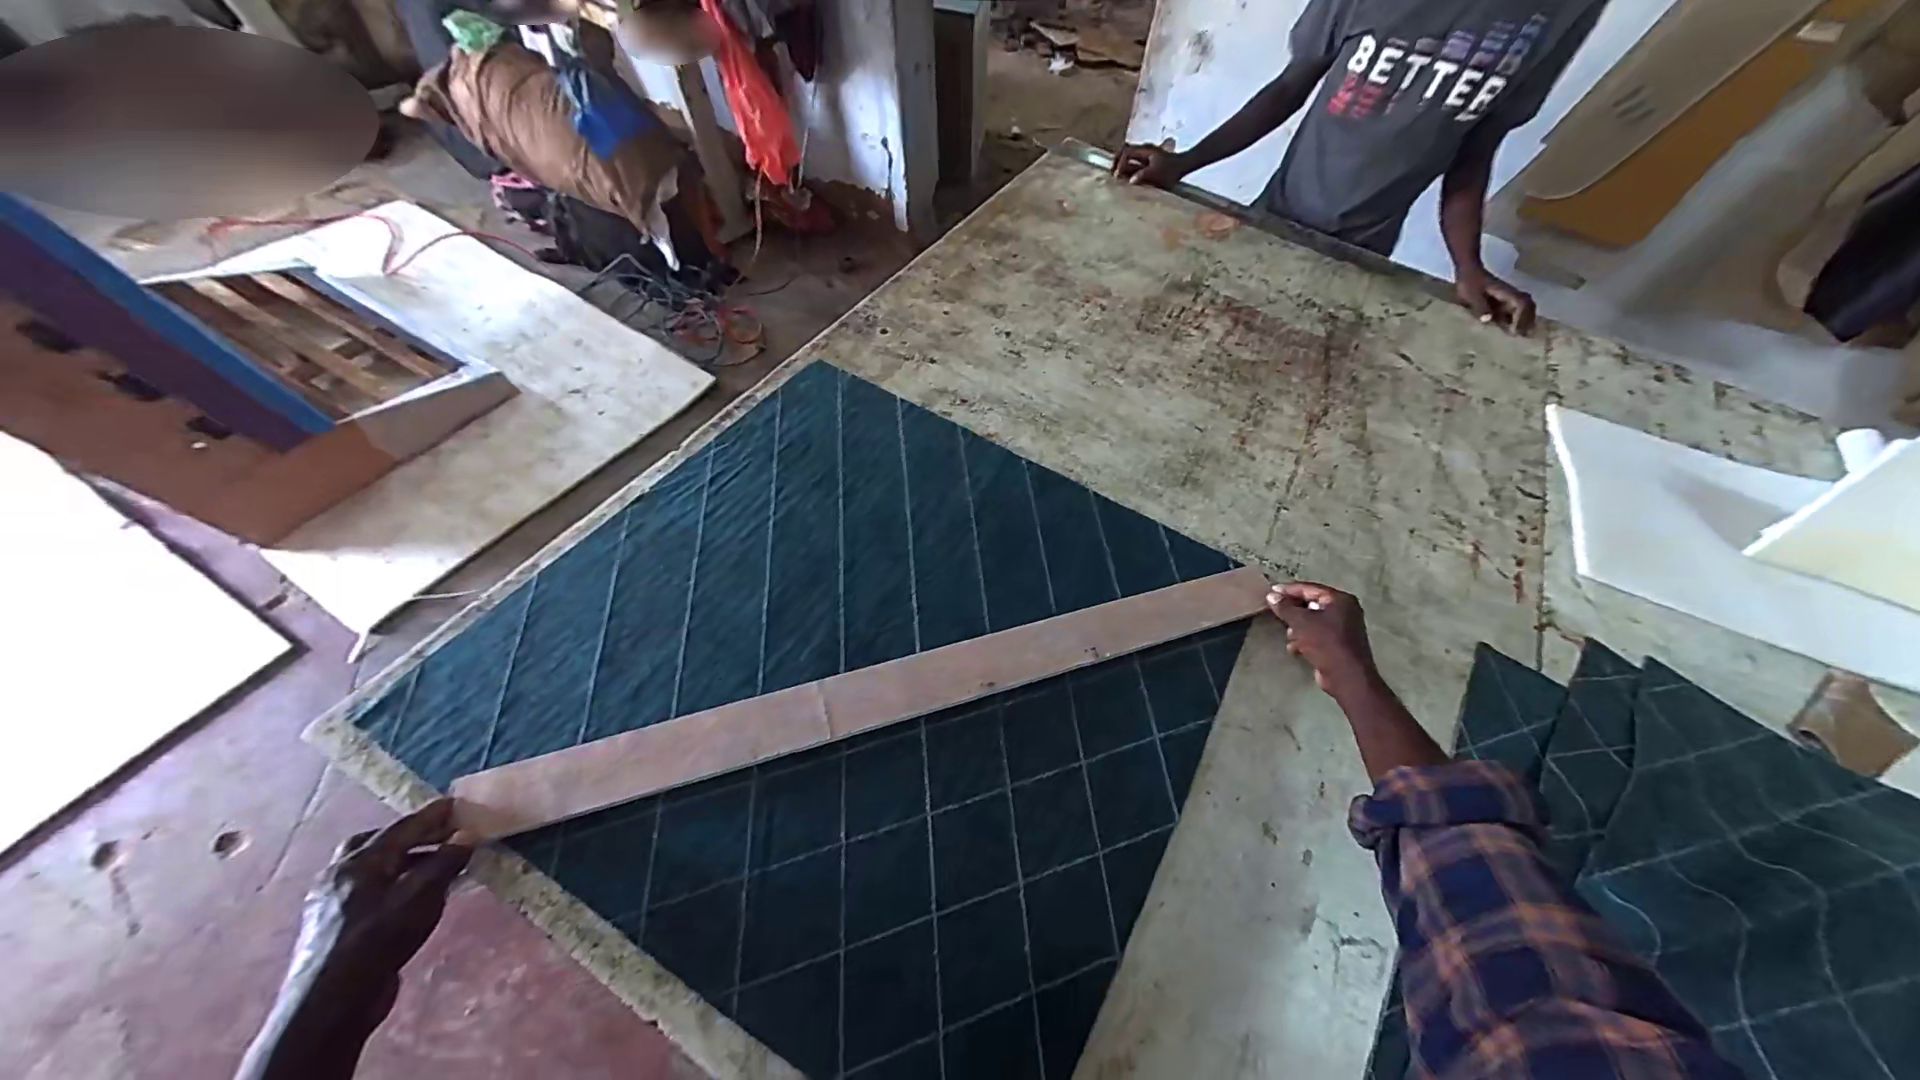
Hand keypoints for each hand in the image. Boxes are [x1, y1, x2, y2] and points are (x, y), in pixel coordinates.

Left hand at [239, 801, 473, 1079]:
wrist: (332, 1001)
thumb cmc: (381, 937)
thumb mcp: (424, 894)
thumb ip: (447, 861)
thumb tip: (467, 834)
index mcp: (359, 862)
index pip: (402, 827)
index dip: (432, 814)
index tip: (456, 803)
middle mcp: (339, 875)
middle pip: (376, 843)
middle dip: (410, 835)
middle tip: (441, 833)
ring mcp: (332, 901)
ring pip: (371, 867)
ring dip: (403, 859)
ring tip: (435, 864)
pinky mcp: (335, 924)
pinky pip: (369, 888)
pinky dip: (394, 880)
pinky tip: (411, 893)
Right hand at [1112, 144, 1190, 187]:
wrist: (1183, 165)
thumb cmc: (1171, 169)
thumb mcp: (1157, 173)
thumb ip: (1143, 175)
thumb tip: (1130, 180)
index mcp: (1145, 150)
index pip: (1126, 152)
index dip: (1120, 163)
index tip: (1118, 175)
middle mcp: (1143, 150)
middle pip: (1124, 151)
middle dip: (1116, 162)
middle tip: (1112, 174)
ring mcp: (1145, 155)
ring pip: (1128, 157)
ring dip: (1121, 166)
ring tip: (1117, 177)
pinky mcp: (1147, 161)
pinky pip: (1133, 162)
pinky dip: (1127, 169)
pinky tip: (1126, 178)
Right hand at [1265, 582, 1380, 695]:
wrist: (1346, 676)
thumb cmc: (1325, 643)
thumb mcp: (1301, 622)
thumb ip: (1284, 607)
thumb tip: (1272, 595)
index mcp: (1340, 600)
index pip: (1309, 588)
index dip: (1288, 590)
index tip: (1270, 592)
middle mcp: (1345, 610)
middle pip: (1311, 604)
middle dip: (1292, 611)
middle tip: (1276, 612)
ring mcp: (1343, 628)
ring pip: (1312, 620)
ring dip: (1297, 627)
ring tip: (1289, 634)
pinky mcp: (1339, 643)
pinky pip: (1317, 634)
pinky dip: (1305, 638)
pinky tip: (1296, 648)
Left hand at [1455, 270, 1535, 335]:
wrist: (1468, 272)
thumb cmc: (1470, 283)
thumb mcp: (1472, 295)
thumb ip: (1480, 306)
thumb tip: (1488, 319)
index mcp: (1506, 293)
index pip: (1521, 304)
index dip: (1521, 317)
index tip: (1515, 331)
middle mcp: (1510, 296)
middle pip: (1527, 307)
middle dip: (1528, 321)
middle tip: (1526, 337)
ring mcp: (1506, 299)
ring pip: (1521, 310)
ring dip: (1523, 322)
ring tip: (1523, 337)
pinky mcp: (1500, 303)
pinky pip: (1510, 312)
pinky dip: (1513, 321)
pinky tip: (1509, 332)